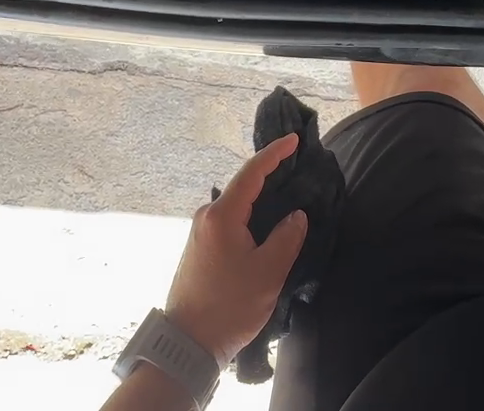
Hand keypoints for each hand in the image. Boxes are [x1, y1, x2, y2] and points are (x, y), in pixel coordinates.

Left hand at [163, 133, 309, 365]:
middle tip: (296, 166)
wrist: (186, 344)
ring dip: (260, 197)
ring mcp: (201, 231)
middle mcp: (208, 216)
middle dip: (270, 173)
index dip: (274, 154)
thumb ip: (286, 238)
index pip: (252, 173)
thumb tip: (296, 216)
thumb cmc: (229, 306)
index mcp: (223, 215)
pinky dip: (250, 213)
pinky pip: (230, 218)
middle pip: (243, 185)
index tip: (294, 140)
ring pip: (237, 204)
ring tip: (286, 194)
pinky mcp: (201, 247)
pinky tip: (265, 222)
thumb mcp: (267, 273)